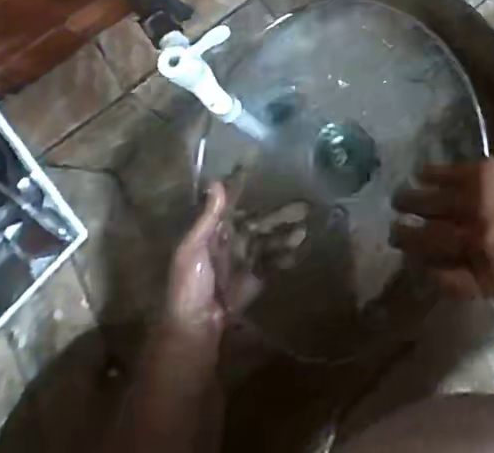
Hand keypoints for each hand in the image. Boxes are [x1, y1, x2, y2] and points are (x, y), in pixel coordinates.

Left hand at [163, 183, 310, 333]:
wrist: (195, 327)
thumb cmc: (188, 285)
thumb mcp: (192, 249)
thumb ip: (206, 217)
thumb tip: (216, 182)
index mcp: (214, 228)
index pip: (230, 200)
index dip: (242, 184)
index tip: (256, 165)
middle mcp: (232, 238)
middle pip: (260, 220)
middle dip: (280, 213)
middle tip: (304, 204)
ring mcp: (244, 258)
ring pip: (270, 240)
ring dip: (286, 234)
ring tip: (305, 229)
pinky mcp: (254, 278)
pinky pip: (272, 262)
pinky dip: (285, 256)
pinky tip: (298, 251)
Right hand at [390, 158, 493, 296]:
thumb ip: (478, 279)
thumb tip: (439, 270)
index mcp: (487, 273)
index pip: (439, 277)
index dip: (420, 268)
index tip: (410, 260)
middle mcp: (474, 240)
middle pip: (425, 240)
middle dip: (404, 236)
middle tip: (393, 231)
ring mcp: (472, 203)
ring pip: (424, 204)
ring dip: (407, 202)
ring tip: (398, 200)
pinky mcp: (475, 173)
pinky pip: (438, 174)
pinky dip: (424, 176)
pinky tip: (420, 176)